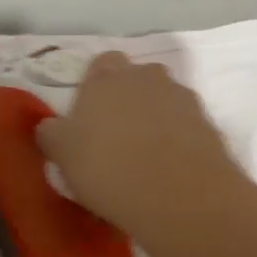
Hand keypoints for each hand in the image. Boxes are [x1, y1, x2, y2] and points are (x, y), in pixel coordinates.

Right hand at [35, 52, 239, 232]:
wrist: (174, 192)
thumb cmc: (105, 166)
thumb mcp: (61, 153)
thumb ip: (52, 134)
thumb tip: (49, 126)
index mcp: (107, 77)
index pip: (102, 63)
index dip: (95, 86)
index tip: (89, 115)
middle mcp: (147, 77)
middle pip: (137, 78)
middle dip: (128, 99)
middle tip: (115, 136)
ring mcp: (182, 98)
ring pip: (164, 100)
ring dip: (154, 119)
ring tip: (143, 156)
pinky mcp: (207, 124)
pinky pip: (185, 126)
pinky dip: (176, 140)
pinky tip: (166, 169)